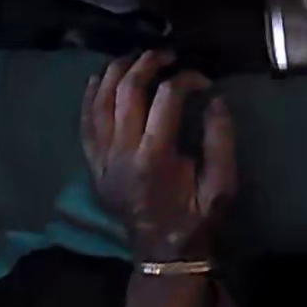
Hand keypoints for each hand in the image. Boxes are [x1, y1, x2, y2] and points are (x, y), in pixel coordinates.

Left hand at [82, 51, 235, 261]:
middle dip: (148, 62)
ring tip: (137, 55)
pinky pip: (85, 122)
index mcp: (154, 158)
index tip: (204, 81)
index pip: (167, 97)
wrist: (163, 252)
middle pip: (127, 90)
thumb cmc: (196, 214)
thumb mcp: (221, 184)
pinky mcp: (93, 163)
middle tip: (168, 54)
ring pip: (100, 100)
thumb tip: (215, 99)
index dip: (187, 78)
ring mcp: (102, 159)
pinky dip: (91, 94)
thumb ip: (222, 139)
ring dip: (118, 70)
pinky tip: (101, 75)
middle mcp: (121, 154)